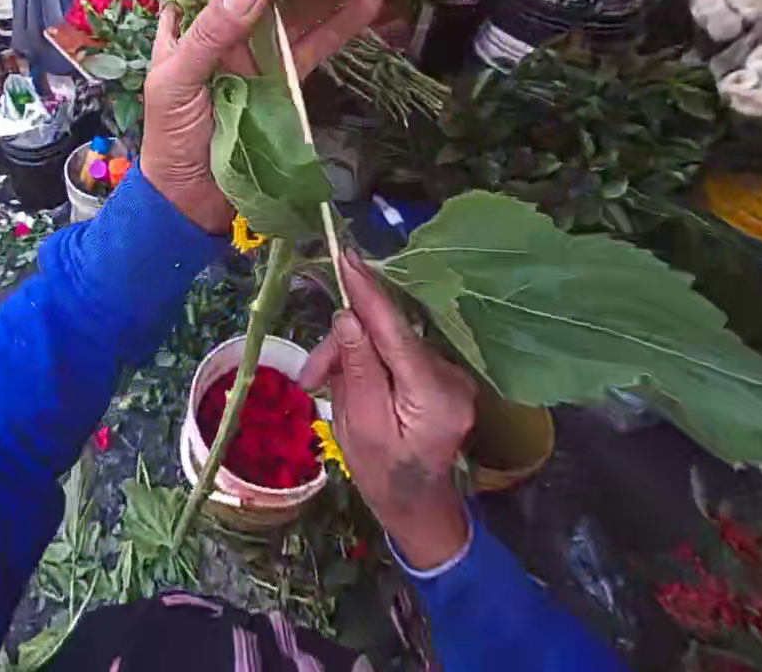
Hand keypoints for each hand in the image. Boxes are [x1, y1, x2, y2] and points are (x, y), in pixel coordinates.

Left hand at [141, 0, 381, 233]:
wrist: (192, 198)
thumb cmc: (171, 135)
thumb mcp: (177, 79)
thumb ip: (212, 32)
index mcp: (193, 21)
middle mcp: (229, 30)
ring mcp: (260, 55)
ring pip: (299, 16)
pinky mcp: (286, 81)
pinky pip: (312, 49)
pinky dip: (338, 29)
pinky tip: (365, 8)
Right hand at [301, 252, 476, 569]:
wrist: (416, 505)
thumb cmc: (383, 477)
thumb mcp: (359, 427)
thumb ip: (356, 369)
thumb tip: (346, 316)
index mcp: (434, 395)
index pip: (396, 330)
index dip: (368, 292)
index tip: (346, 257)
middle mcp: (450, 375)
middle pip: (387, 334)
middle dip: (344, 343)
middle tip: (311, 376)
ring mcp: (449, 371)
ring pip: (388, 339)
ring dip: (350, 353)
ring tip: (320, 382)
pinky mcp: (440, 370)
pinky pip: (396, 349)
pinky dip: (367, 358)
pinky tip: (347, 380)